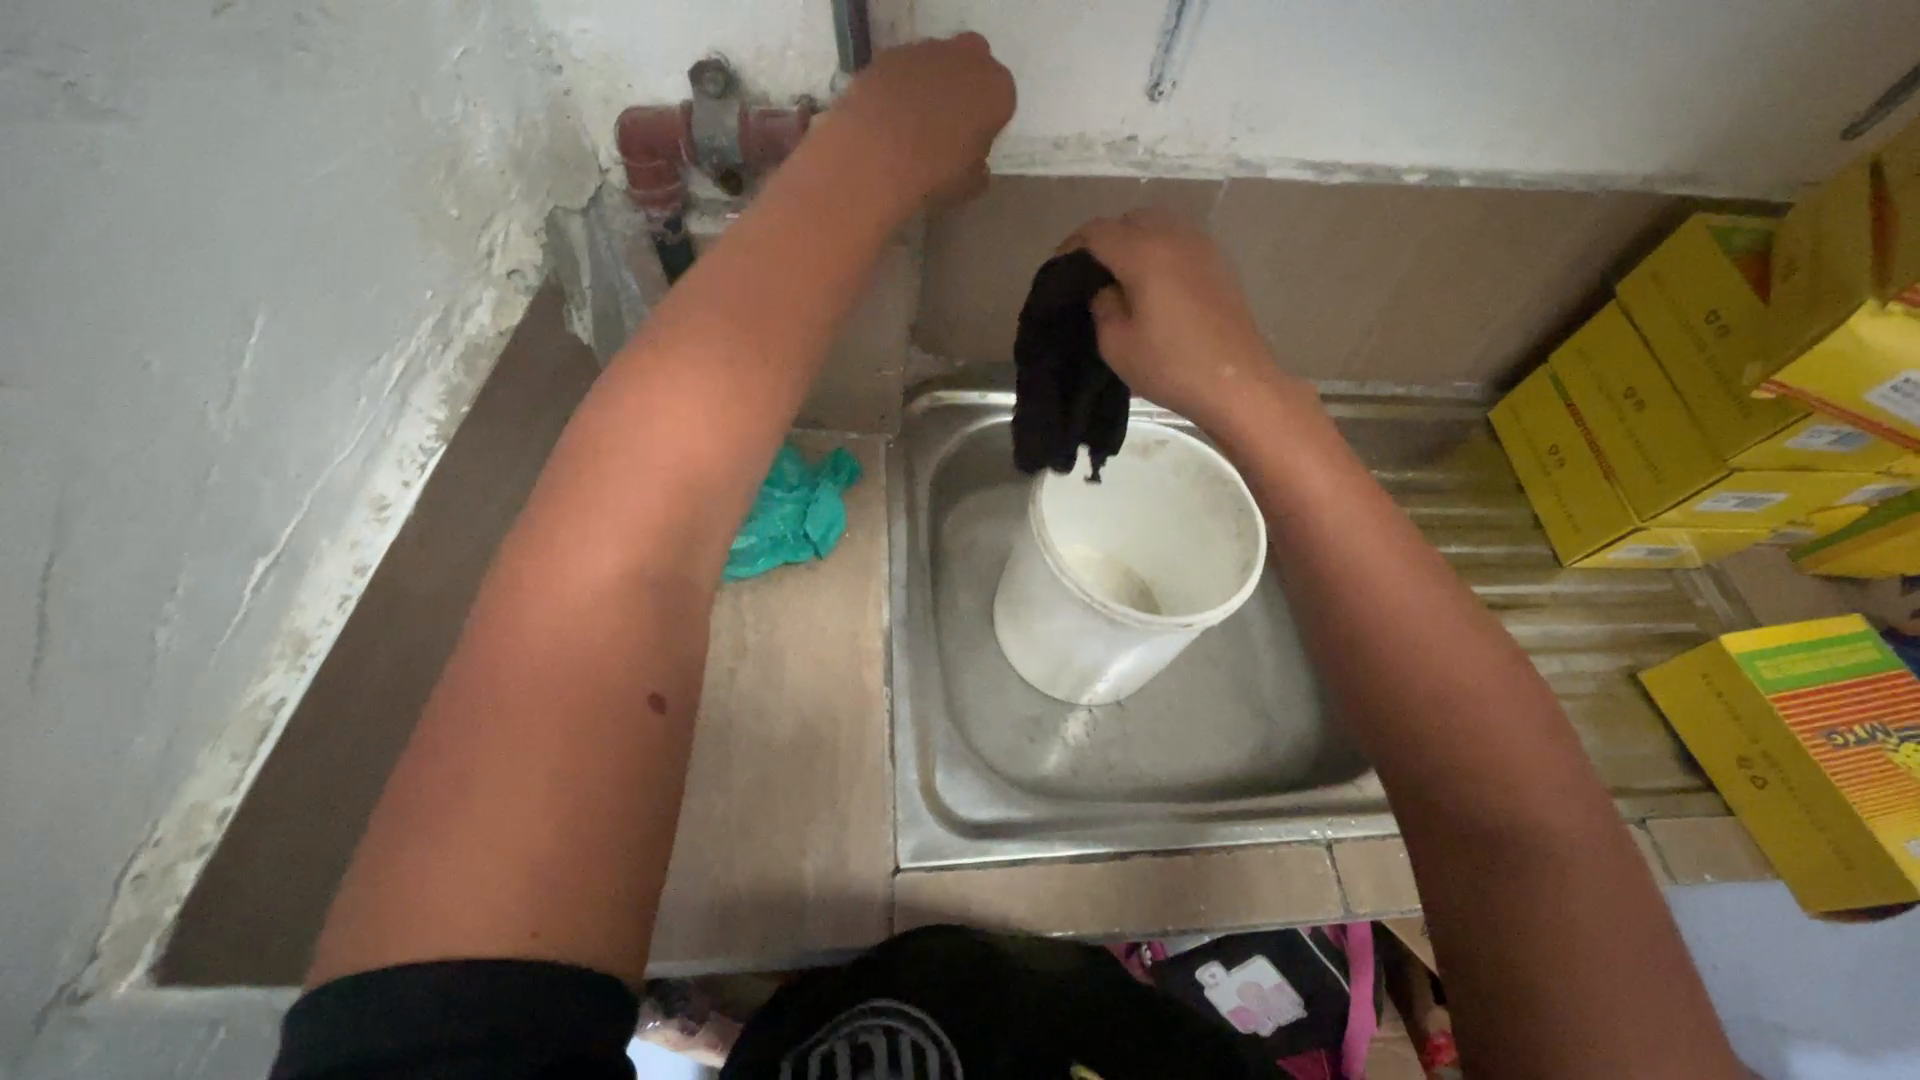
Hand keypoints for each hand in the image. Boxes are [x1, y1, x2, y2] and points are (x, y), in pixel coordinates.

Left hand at [826, 34, 1015, 207]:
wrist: (876, 157)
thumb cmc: (935, 174)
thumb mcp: (968, 185)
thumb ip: (978, 168)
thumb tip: (976, 165)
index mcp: (997, 90)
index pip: (1001, 99)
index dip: (987, 119)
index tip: (973, 139)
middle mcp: (968, 59)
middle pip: (972, 66)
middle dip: (963, 87)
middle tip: (947, 122)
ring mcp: (927, 50)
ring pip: (936, 62)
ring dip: (930, 84)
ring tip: (911, 121)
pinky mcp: (890, 54)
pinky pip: (902, 68)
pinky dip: (899, 85)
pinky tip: (887, 114)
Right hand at [1062, 208, 1301, 429]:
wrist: (1237, 384)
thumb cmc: (1171, 366)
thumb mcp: (1116, 344)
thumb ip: (1102, 306)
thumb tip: (1105, 289)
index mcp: (1145, 253)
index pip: (1097, 232)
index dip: (1071, 248)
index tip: (1059, 275)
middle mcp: (1175, 237)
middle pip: (1129, 220)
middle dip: (1104, 241)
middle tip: (1090, 276)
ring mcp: (1202, 248)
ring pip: (1158, 227)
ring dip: (1134, 244)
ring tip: (1121, 280)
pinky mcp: (1219, 264)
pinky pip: (1179, 243)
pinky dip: (1159, 253)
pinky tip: (1153, 287)